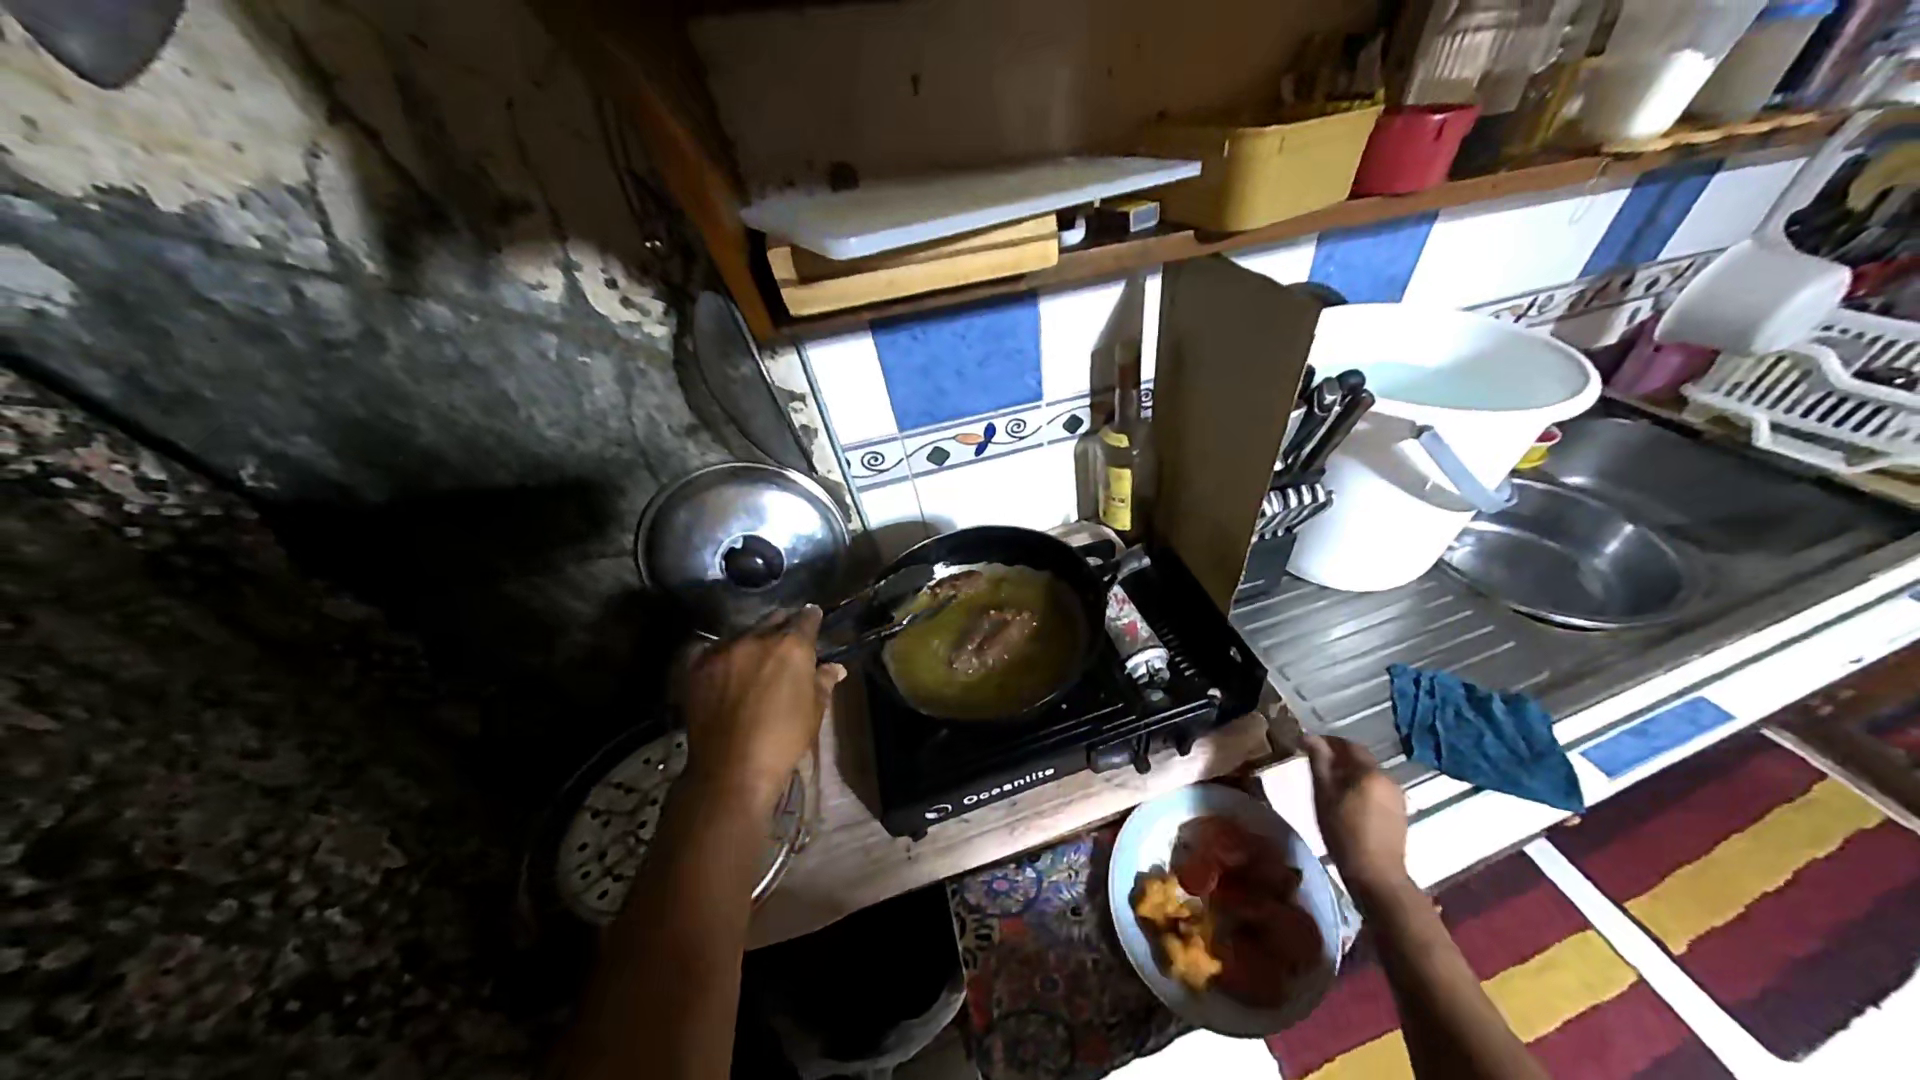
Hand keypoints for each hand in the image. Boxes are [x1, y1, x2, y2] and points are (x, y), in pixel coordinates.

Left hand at [681, 607, 844, 810]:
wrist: (731, 768)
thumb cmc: (783, 740)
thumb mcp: (814, 711)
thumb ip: (823, 682)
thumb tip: (834, 668)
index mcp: (792, 646)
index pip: (806, 618)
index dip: (811, 618)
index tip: (813, 620)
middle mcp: (758, 638)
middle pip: (774, 619)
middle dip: (782, 625)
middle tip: (785, 640)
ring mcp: (724, 649)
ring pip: (743, 633)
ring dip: (752, 640)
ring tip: (754, 656)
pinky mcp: (698, 665)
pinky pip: (714, 649)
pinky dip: (725, 654)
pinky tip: (727, 668)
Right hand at [1303, 734, 1409, 900]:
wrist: (1376, 874)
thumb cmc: (1342, 831)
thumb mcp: (1323, 794)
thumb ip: (1319, 762)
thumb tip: (1310, 736)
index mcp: (1369, 771)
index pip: (1348, 744)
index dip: (1328, 741)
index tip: (1309, 744)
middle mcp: (1388, 778)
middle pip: (1361, 759)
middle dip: (1340, 757)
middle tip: (1317, 764)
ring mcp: (1398, 796)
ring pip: (1370, 775)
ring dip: (1351, 773)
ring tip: (1331, 784)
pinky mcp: (1400, 812)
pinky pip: (1378, 790)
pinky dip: (1362, 787)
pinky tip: (1349, 801)